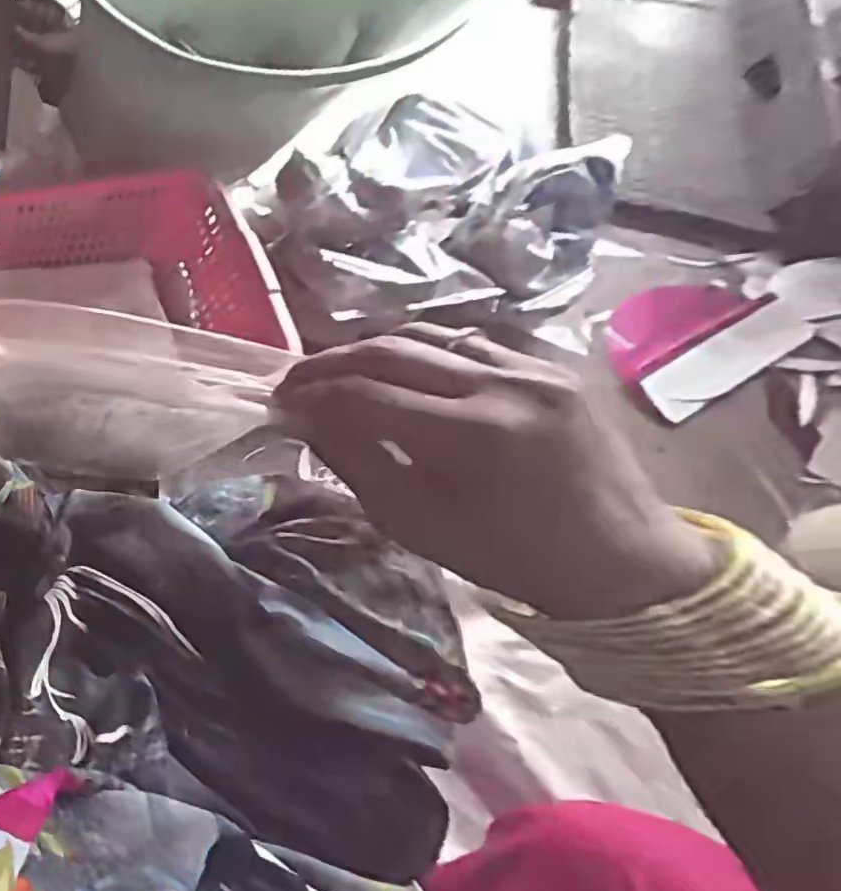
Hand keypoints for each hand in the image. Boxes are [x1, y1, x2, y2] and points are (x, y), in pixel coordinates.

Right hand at [274, 324, 720, 619]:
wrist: (614, 556)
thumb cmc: (497, 550)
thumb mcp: (404, 514)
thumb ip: (351, 456)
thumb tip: (303, 417)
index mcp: (466, 435)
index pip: (359, 393)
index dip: (308, 395)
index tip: (276, 405)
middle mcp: (502, 387)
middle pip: (387, 352)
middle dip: (326, 364)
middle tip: (292, 383)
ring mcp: (532, 369)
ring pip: (424, 335)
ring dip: (365, 350)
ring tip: (332, 372)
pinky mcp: (548, 367)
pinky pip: (464, 342)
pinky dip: (414, 350)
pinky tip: (390, 370)